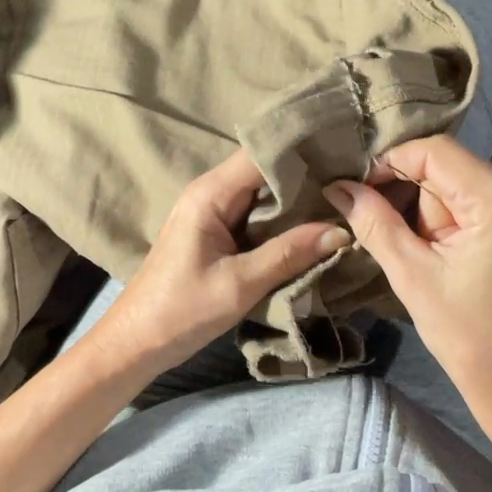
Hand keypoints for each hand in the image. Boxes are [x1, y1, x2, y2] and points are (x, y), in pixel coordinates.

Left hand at [91, 148, 352, 374]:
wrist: (136, 342)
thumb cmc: (181, 311)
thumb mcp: (240, 284)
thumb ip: (290, 254)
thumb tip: (343, 231)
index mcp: (210, 194)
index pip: (262, 152)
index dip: (302, 148)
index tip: (345, 150)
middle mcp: (210, 193)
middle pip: (265, 169)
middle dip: (307, 173)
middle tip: (355, 177)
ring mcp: (212, 214)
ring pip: (263, 194)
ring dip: (298, 198)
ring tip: (345, 197)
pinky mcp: (216, 235)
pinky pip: (256, 216)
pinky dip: (283, 219)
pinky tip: (315, 225)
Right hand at [323, 135, 491, 429]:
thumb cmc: (466, 337)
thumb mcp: (411, 276)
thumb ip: (374, 222)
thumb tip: (338, 186)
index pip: (436, 152)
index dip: (390, 164)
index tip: (359, 192)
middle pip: (452, 168)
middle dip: (412, 196)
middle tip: (388, 233)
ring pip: (465, 185)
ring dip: (432, 211)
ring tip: (420, 254)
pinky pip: (483, 202)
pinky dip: (455, 219)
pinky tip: (443, 253)